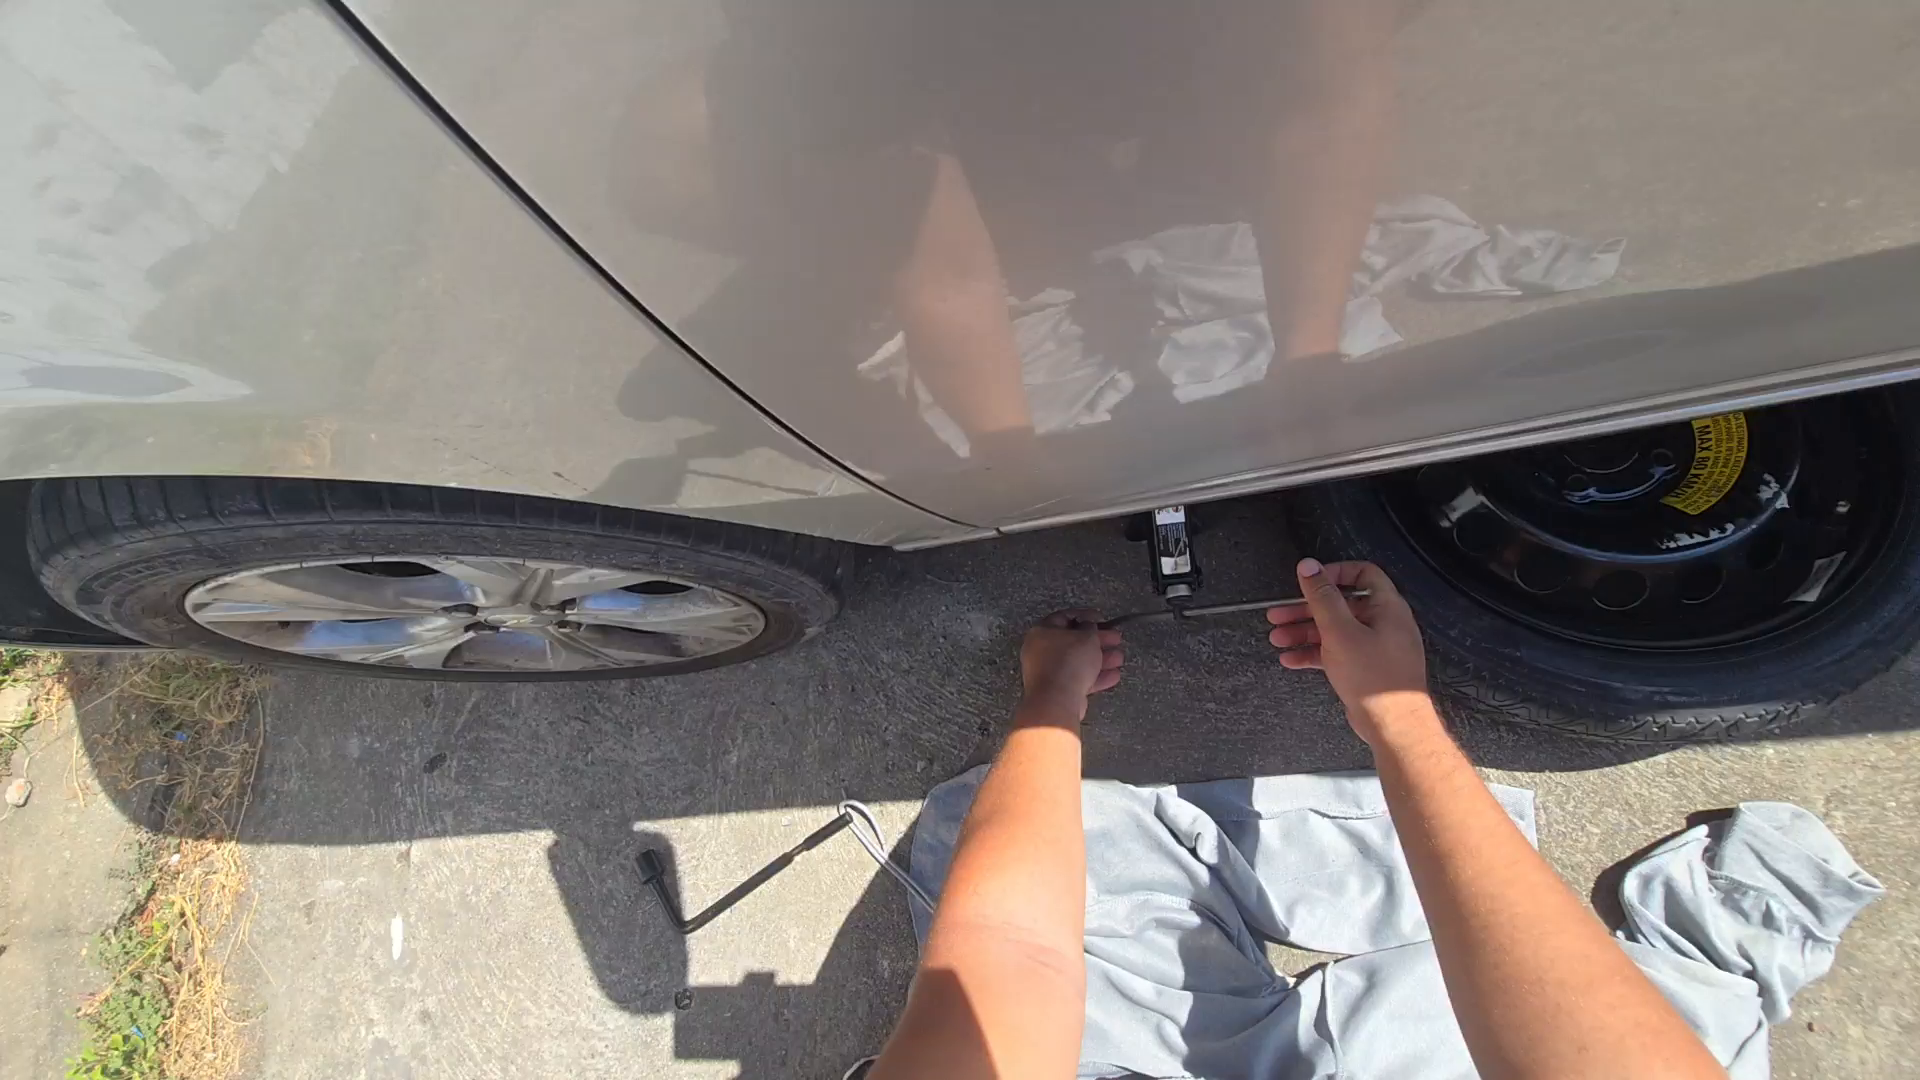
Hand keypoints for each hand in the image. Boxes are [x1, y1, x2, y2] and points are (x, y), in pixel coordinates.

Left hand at [1019, 609, 1124, 717]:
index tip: (1100, 618)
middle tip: (1115, 638)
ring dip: (1100, 659)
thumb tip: (1089, 626)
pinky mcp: (1057, 690)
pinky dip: (1095, 677)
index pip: (1064, 617)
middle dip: (1098, 640)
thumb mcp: (1087, 637)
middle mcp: (1041, 651)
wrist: (1057, 700)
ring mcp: (1048, 672)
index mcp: (1041, 632)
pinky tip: (1113, 676)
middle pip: (1073, 641)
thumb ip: (1090, 628)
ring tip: (1119, 658)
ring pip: (1078, 662)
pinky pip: (1078, 679)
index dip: (1085, 616)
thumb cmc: (1068, 662)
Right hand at [1267, 558, 1435, 744]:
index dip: (1333, 573)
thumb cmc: (1376, 680)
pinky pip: (1334, 651)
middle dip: (1305, 609)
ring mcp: (1374, 646)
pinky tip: (1292, 659)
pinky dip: (1312, 653)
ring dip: (1302, 632)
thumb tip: (1309, 567)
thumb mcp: (1339, 631)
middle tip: (1280, 613)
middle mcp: (1383, 624)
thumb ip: (1321, 597)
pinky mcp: (1364, 666)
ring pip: (1332, 629)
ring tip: (1278, 638)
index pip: (1362, 573)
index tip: (1309, 580)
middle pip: (1339, 604)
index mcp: (1386, 607)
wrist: (1392, 725)